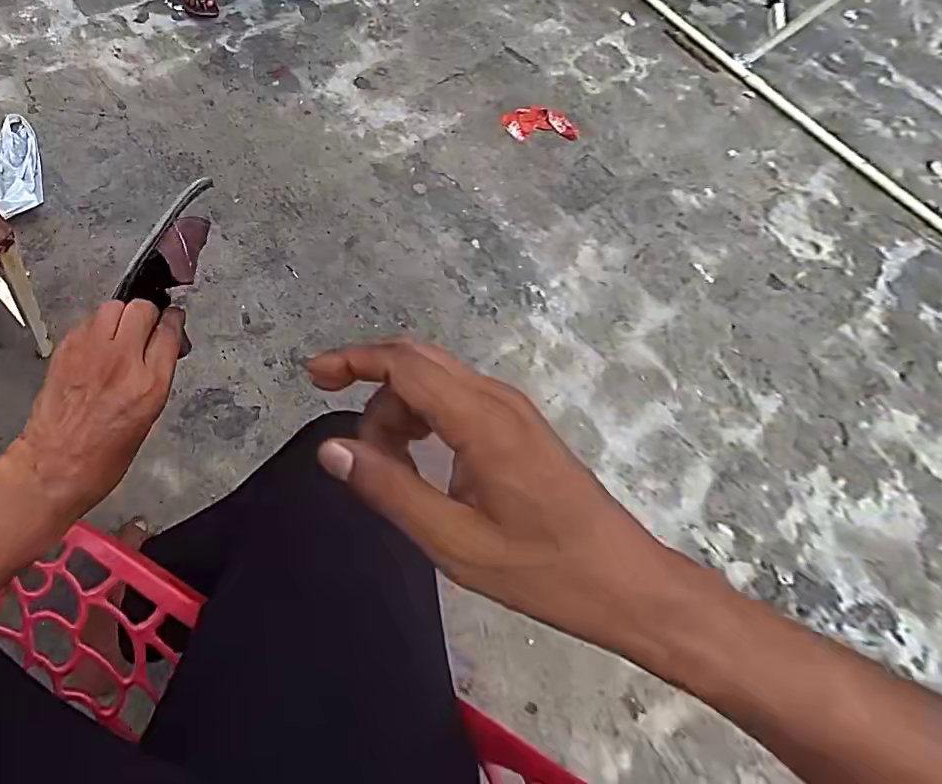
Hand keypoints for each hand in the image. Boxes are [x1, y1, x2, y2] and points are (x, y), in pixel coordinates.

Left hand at [0, 300, 185, 524]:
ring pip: (113, 307)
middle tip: (146, 328)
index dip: (173, 321)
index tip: (172, 321)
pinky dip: (95, 327)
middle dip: (148, 315)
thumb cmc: (99, 457)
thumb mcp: (148, 417)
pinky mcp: (65, 349)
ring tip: (119, 334)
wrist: (52, 467)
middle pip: (142, 309)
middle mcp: (121, 361)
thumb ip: (157, 375)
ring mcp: (90, 352)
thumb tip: (162, 349)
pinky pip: (87, 321)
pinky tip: (96, 345)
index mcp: (149, 383)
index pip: (169, 329)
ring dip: (120, 316)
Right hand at [306, 341, 696, 656]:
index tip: (314, 374)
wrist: (627, 582)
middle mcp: (494, 399)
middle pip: (416, 359)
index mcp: (480, 420)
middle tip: (328, 401)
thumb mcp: (453, 542)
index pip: (405, 365)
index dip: (353, 360)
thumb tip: (331, 448)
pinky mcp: (514, 423)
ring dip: (394, 406)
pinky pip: (452, 397)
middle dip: (367, 374)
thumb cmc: (543, 569)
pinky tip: (414, 456)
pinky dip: (419, 414)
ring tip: (382, 462)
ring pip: (432, 378)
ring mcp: (508, 408)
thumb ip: (389, 488)